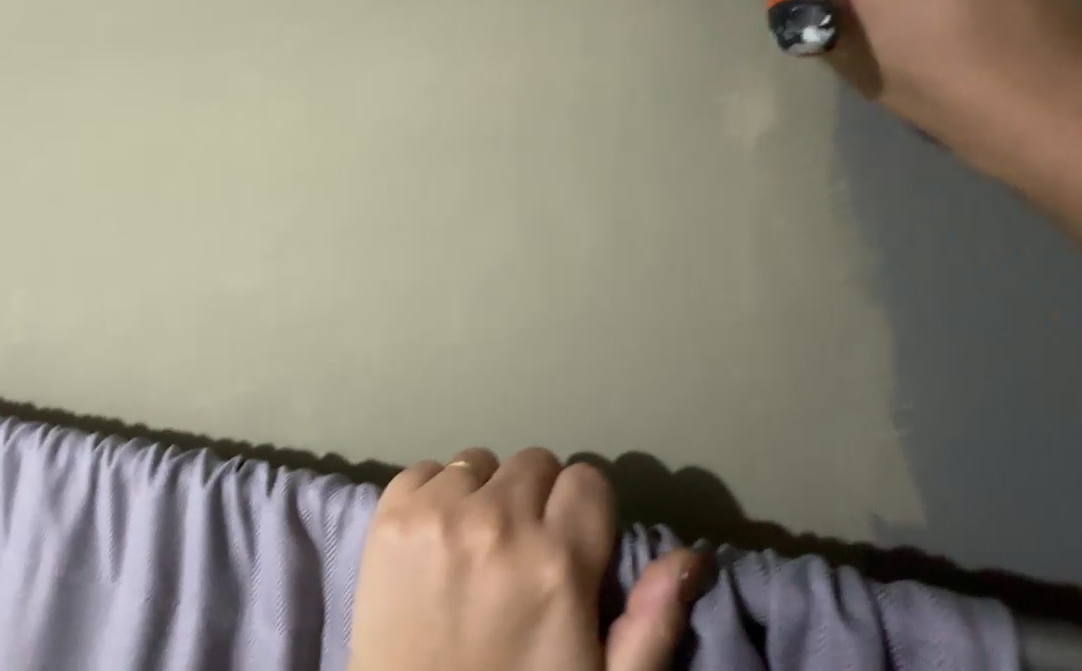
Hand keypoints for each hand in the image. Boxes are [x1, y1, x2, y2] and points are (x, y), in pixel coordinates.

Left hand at [348, 448, 710, 670]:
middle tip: (527, 546)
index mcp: (558, 561)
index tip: (575, 539)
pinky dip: (436, 493)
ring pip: (477, 462)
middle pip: (533, 462)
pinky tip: (438, 537)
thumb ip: (652, 620)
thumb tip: (692, 557)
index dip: (586, 510)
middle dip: (539, 497)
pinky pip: (424, 469)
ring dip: (485, 493)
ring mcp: (436, 512)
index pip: (588, 480)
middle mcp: (498, 521)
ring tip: (479, 544)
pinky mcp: (388, 514)